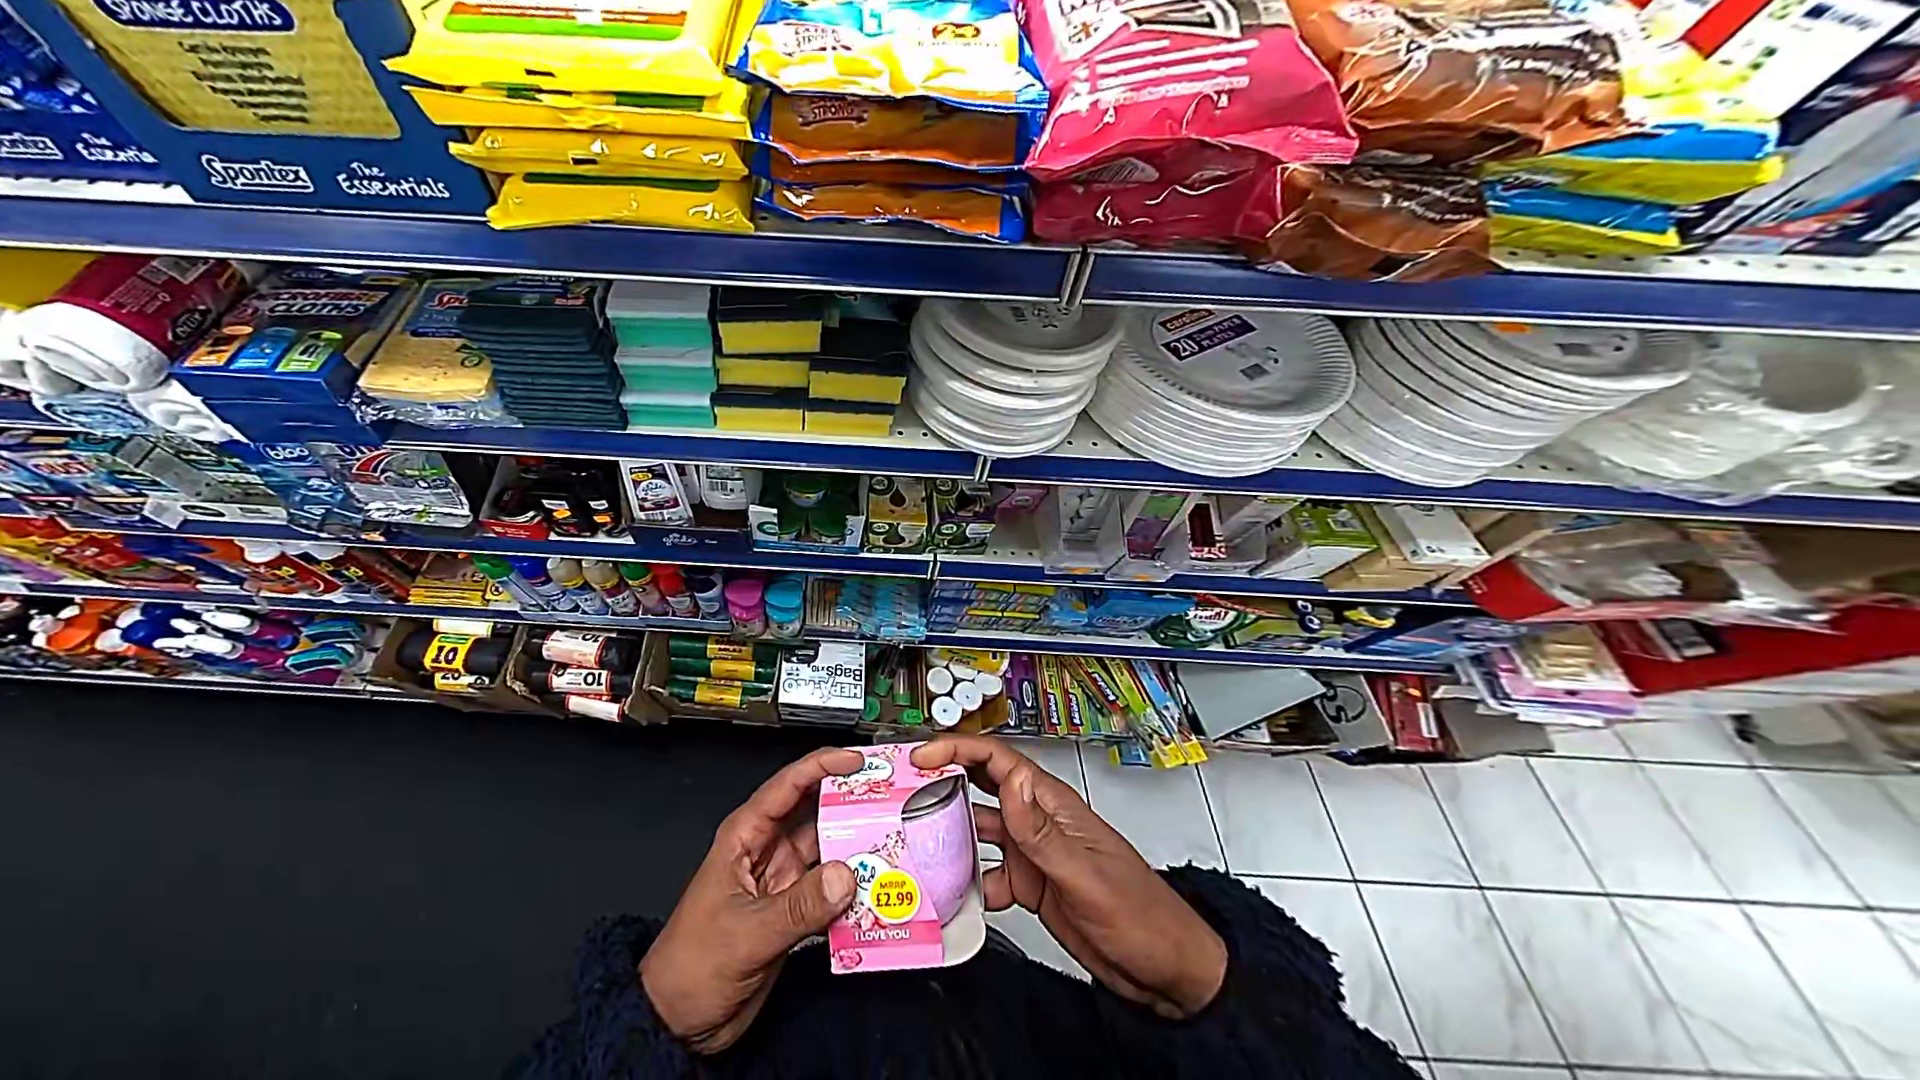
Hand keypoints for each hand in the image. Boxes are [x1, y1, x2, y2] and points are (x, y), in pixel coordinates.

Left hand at [640, 746, 863, 1053]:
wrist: (678, 1022)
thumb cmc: (690, 967)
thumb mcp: (746, 932)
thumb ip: (798, 906)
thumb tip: (845, 874)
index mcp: (745, 837)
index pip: (788, 787)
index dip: (822, 766)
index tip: (857, 761)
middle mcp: (768, 850)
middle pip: (815, 811)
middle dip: (850, 800)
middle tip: (889, 794)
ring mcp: (784, 879)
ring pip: (828, 848)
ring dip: (857, 845)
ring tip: (893, 838)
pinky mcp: (796, 909)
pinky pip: (832, 887)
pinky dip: (855, 885)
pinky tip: (878, 885)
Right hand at [913, 734, 1226, 1018]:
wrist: (1163, 969)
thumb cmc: (1141, 915)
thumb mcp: (1086, 875)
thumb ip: (1043, 831)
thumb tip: (1014, 781)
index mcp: (1054, 808)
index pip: (1002, 763)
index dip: (961, 750)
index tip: (926, 755)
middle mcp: (1040, 824)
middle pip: (985, 788)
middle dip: (947, 780)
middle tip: (909, 787)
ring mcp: (1035, 854)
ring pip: (982, 832)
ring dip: (952, 834)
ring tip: (918, 839)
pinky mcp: (1032, 884)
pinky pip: (989, 874)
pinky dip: (969, 882)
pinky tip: (954, 895)